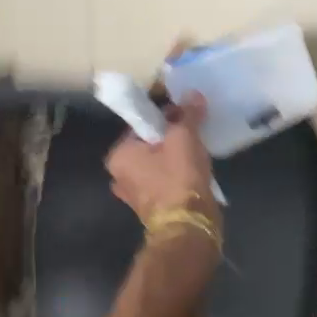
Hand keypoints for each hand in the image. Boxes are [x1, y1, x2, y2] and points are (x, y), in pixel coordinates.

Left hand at [105, 92, 218, 224]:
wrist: (187, 222)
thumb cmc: (178, 175)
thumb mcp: (185, 136)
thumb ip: (188, 113)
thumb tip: (192, 94)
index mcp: (119, 155)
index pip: (141, 123)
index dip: (166, 114)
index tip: (187, 112)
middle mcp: (118, 174)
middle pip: (149, 142)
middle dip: (171, 135)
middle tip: (195, 129)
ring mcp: (133, 192)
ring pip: (156, 161)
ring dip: (175, 153)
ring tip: (198, 147)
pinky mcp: (150, 205)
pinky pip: (162, 177)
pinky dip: (176, 170)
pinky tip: (194, 167)